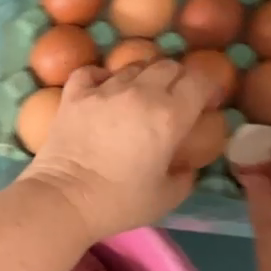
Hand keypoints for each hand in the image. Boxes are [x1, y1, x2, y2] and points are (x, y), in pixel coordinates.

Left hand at [19, 60, 216, 241]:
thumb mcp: (167, 197)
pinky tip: (101, 90)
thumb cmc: (118, 203)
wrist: (64, 200)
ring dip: (141, 77)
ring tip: (137, 97)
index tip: (204, 104)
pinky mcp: (74, 95)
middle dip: (176, 79)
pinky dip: (100, 76)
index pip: (199, 81)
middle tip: (172, 101)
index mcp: (170, 115)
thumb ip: (185, 174)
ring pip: (132, 67)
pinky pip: (91, 72)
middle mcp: (140, 93)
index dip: (206, 89)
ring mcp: (103, 90)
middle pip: (168, 66)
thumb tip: (187, 164)